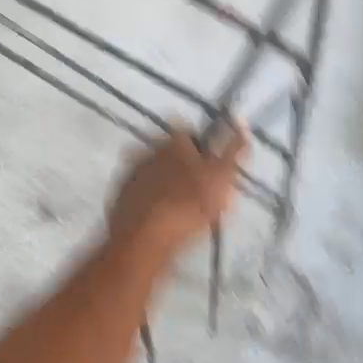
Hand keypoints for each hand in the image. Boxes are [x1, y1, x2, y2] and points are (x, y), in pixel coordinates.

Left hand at [106, 123, 248, 256]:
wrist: (145, 238)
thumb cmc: (188, 207)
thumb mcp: (221, 179)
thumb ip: (234, 152)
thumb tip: (244, 124)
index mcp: (173, 139)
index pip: (191, 134)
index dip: (204, 151)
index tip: (212, 173)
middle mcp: (147, 148)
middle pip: (170, 153)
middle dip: (182, 168)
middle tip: (198, 195)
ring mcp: (129, 173)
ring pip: (154, 174)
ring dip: (165, 187)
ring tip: (180, 212)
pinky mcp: (119, 198)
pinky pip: (140, 195)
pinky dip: (150, 203)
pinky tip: (161, 222)